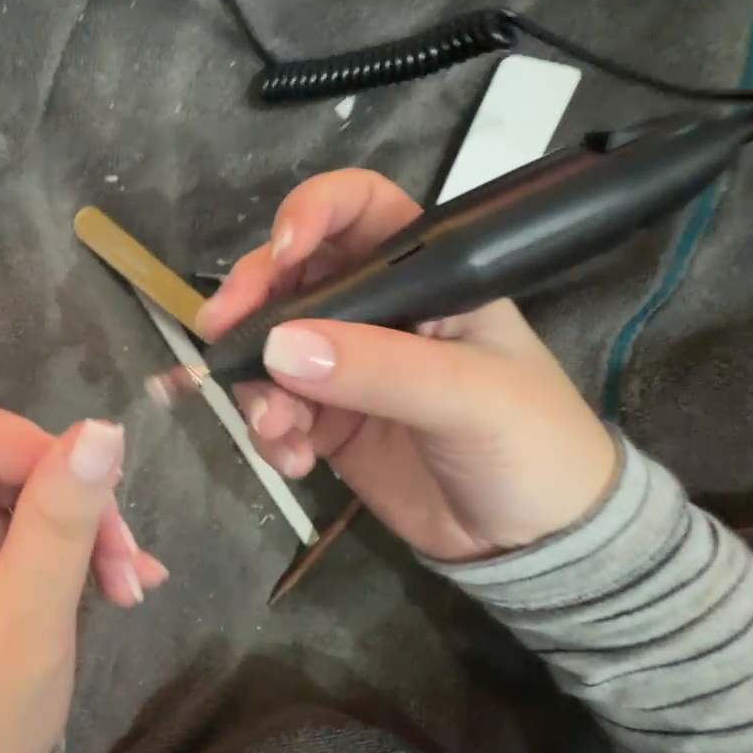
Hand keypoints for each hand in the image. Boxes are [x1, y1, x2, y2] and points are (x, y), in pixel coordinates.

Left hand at [0, 402, 168, 752]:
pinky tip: (126, 582)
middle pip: (11, 456)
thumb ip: (61, 519)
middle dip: (76, 498)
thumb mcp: (30, 614)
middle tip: (123, 563)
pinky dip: (86, 545)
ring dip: (91, 527)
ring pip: (37, 486)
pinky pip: (43, 521)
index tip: (97, 504)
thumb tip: (102, 429)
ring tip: (128, 584)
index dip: (41, 449)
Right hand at [197, 170, 618, 563]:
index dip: (313, 212)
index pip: (360, 211)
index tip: (280, 253)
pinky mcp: (324, 420)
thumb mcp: (469, 397)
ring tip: (276, 430)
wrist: (531, 541)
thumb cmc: (532, 446)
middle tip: (220, 333)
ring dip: (256, 387)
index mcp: (425, 278)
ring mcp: (344, 368)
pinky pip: (272, 409)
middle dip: (250, 303)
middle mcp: (376, 313)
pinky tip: (293, 462)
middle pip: (291, 279)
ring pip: (268, 350)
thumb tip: (277, 347)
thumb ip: (377, 368)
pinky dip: (269, 434)